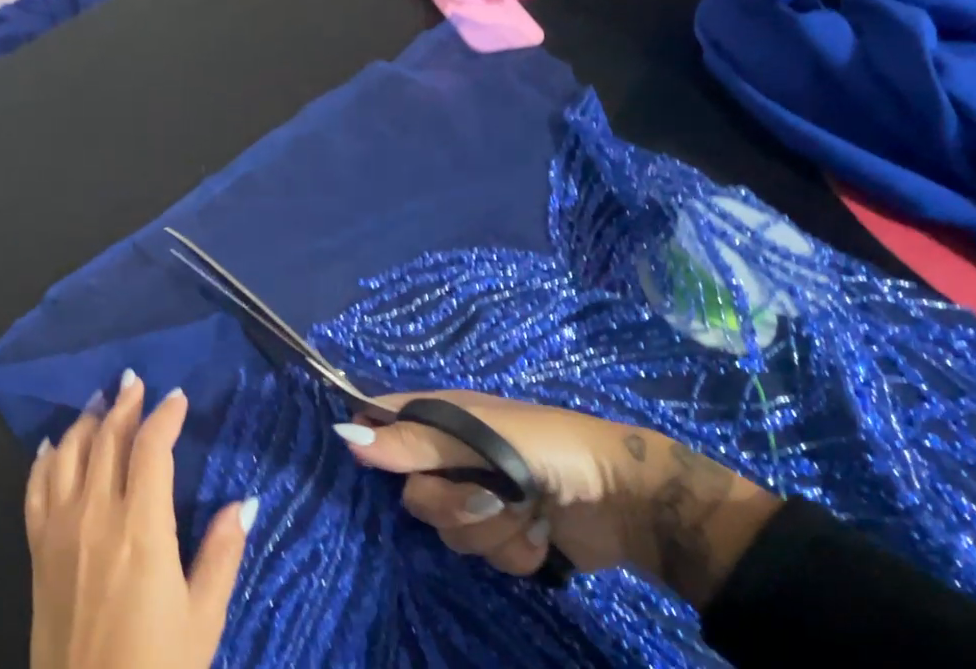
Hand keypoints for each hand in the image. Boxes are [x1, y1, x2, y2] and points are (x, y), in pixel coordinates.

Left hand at [25, 372, 256, 668]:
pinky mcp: (36, 548)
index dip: (164, 416)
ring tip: (100, 402)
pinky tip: (52, 446)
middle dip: (124, 405)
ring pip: (67, 454)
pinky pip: (35, 488)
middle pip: (106, 440)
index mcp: (142, 527)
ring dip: (85, 422)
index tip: (175, 397)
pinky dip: (44, 459)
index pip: (152, 449)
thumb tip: (245, 502)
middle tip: (134, 381)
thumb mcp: (204, 617)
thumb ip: (222, 553)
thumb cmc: (157, 666)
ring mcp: (60, 529)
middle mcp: (96, 514)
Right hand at [335, 391, 782, 607]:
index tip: (384, 467)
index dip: (373, 444)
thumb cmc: (553, 448)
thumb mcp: (484, 436)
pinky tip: (541, 535)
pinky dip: (515, 551)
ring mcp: (476, 499)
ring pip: (447, 531)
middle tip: (493, 493)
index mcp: (441, 419)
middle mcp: (450, 458)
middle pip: (413, 494)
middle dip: (455, 504)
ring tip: (529, 512)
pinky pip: (482, 556)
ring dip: (492, 530)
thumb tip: (346, 436)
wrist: (629, 499)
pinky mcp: (500, 535)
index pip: (380, 423)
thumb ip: (417, 439)